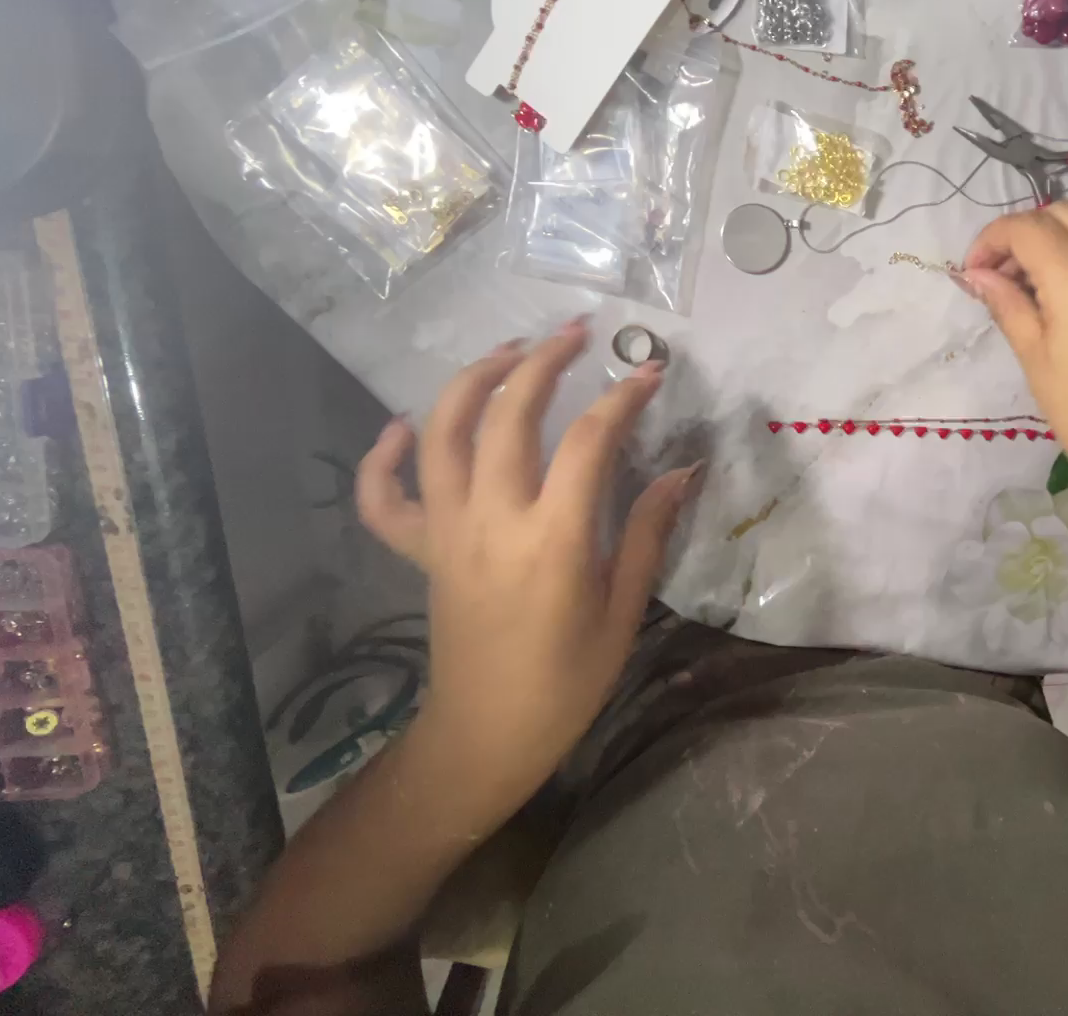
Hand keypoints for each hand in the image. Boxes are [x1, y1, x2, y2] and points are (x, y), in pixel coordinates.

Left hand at [353, 320, 700, 772]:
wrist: (487, 734)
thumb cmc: (569, 680)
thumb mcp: (624, 609)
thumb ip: (647, 531)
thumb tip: (684, 471)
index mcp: (552, 539)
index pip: (589, 442)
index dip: (623, 398)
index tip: (651, 372)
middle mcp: (491, 520)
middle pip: (509, 415)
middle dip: (544, 362)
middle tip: (576, 333)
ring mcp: (447, 532)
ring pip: (441, 434)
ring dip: (473, 381)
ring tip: (508, 353)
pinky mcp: (421, 551)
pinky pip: (384, 496)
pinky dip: (384, 454)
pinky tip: (403, 426)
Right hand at [961, 203, 1067, 539]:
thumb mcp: (1036, 360)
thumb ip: (1008, 305)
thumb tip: (978, 275)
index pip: (1027, 228)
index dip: (992, 240)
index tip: (974, 271)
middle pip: (1062, 213)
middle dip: (1024, 233)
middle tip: (1003, 276)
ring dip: (1059, 238)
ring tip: (1036, 284)